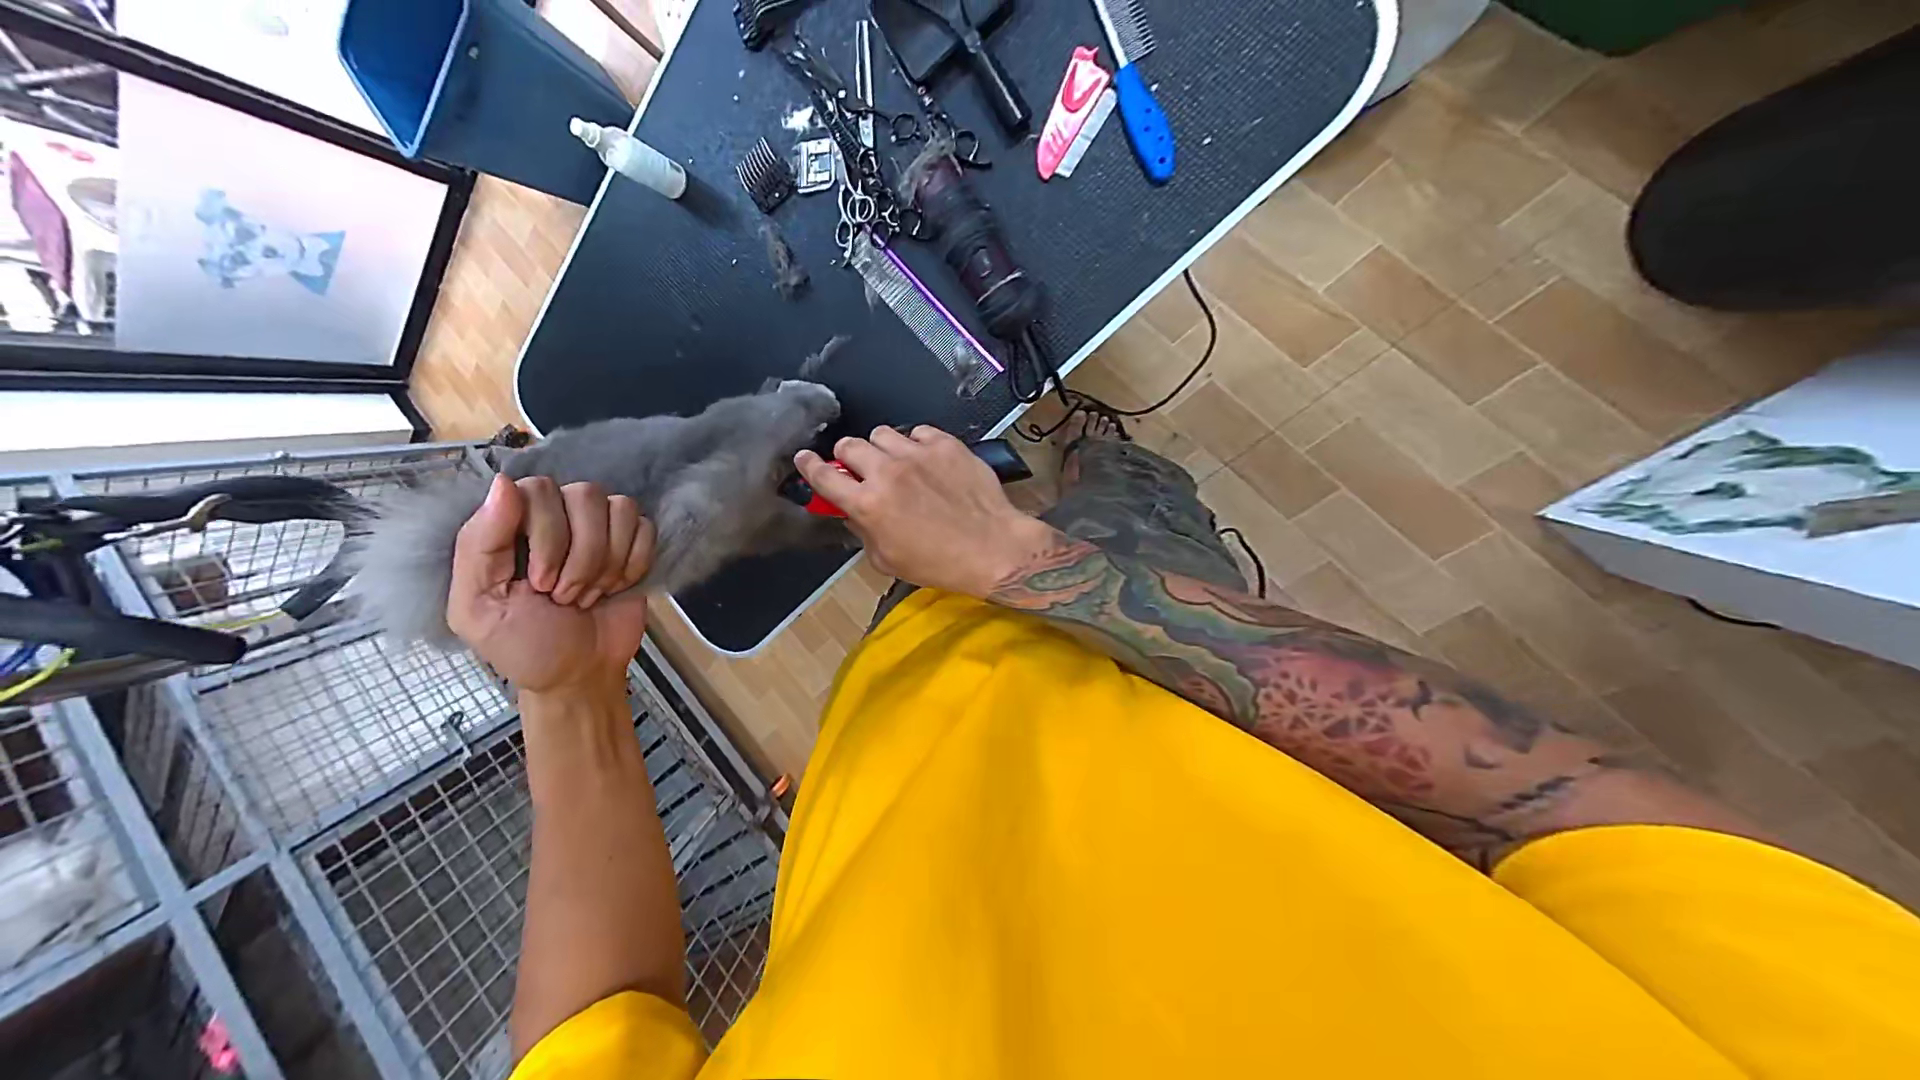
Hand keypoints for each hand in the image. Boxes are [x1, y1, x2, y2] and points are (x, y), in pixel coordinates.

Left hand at [447, 474, 655, 696]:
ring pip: (619, 507)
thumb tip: (504, 482)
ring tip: (590, 593)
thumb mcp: (478, 606)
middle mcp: (557, 515)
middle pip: (583, 494)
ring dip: (607, 561)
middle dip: (581, 555)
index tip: (539, 583)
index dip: (547, 535)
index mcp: (511, 524)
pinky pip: (646, 527)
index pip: (536, 489)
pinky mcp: (636, 542)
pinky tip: (617, 586)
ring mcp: (600, 527)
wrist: (581, 673)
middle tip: (565, 595)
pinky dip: (634, 563)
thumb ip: (478, 543)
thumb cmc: (524, 645)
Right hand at [794, 425, 1058, 597]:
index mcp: (868, 504)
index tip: (805, 459)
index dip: (809, 466)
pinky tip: (926, 461)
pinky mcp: (945, 444)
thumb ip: (862, 531)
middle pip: (849, 445)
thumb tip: (852, 513)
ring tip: (897, 464)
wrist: (993, 548)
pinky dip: (916, 444)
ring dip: (882, 448)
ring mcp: (917, 454)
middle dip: (848, 457)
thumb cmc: (940, 564)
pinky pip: (918, 432)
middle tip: (860, 470)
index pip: (824, 476)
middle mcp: (887, 473)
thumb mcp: (887, 560)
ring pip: (882, 433)